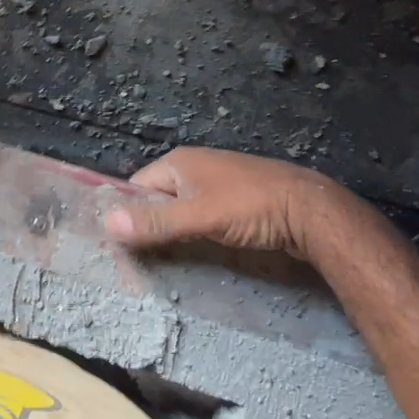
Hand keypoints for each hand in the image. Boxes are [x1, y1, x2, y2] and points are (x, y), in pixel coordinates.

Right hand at [103, 146, 350, 260]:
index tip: (124, 245)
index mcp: (177, 162)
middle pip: (159, 197)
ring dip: (175, 228)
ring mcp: (217, 181)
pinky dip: (196, 229)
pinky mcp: (237, 199)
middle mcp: (193, 166)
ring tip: (169, 256)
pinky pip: (203, 213)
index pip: (137, 187)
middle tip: (145, 256)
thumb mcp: (198, 216)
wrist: (313, 210)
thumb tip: (106, 224)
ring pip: (182, 207)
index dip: (128, 213)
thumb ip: (155, 222)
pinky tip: (201, 247)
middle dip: (151, 223)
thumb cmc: (250, 207)